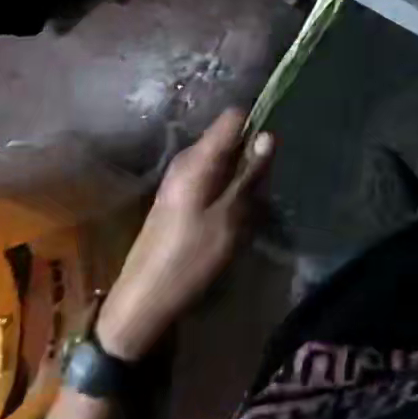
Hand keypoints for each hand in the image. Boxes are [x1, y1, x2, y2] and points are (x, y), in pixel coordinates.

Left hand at [94, 109, 274, 360]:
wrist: (143, 301)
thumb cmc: (189, 258)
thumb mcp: (229, 217)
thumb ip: (249, 174)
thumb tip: (269, 133)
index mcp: (198, 159)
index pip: (233, 117)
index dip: (257, 122)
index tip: (274, 146)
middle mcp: (187, 159)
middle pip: (229, 137)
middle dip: (252, 152)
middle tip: (266, 184)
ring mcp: (181, 177)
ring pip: (223, 157)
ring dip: (242, 173)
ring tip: (253, 203)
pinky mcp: (179, 194)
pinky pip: (212, 174)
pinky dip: (228, 185)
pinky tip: (235, 213)